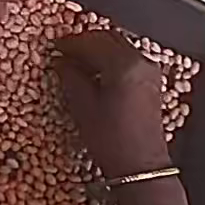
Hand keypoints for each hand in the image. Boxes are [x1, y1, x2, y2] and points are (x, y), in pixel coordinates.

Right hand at [54, 30, 170, 177]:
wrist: (140, 166)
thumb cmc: (110, 139)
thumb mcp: (83, 107)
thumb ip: (71, 78)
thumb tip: (60, 61)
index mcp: (123, 65)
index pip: (92, 42)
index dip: (70, 43)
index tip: (53, 46)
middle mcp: (140, 61)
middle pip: (109, 38)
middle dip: (85, 41)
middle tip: (63, 51)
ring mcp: (149, 70)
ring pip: (119, 46)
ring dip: (98, 49)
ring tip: (76, 61)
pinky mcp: (151, 81)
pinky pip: (128, 58)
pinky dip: (110, 58)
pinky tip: (95, 72)